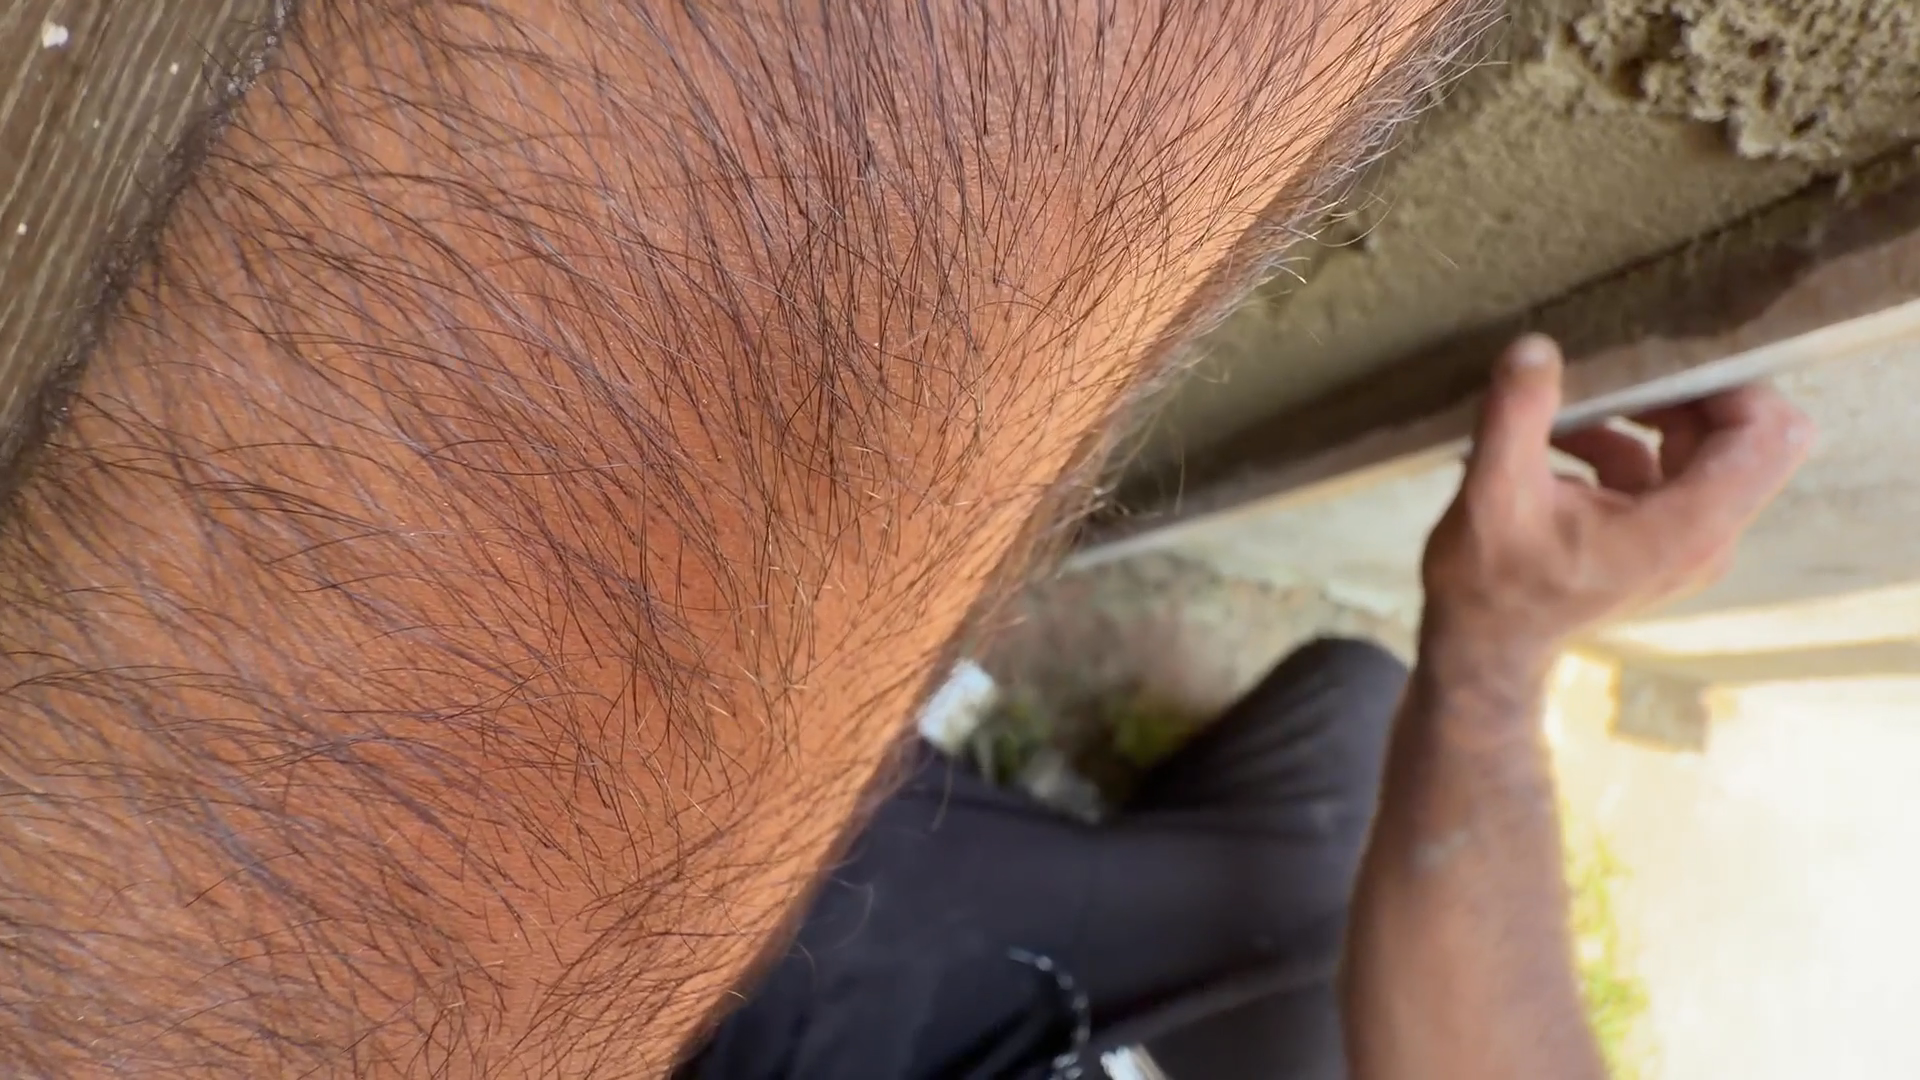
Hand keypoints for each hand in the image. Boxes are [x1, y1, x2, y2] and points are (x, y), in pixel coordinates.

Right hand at [1420, 334, 1814, 672]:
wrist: (1479, 646)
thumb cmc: (1488, 582)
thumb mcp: (1492, 493)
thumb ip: (1517, 417)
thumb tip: (1533, 350)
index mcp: (1685, 525)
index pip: (1768, 433)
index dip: (1726, 386)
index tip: (1653, 369)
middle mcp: (1702, 538)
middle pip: (1737, 442)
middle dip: (1674, 402)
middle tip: (1608, 384)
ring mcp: (1677, 549)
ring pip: (1691, 462)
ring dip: (1631, 429)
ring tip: (1556, 421)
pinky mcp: (1647, 553)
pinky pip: (1654, 488)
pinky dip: (1610, 461)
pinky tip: (1545, 458)